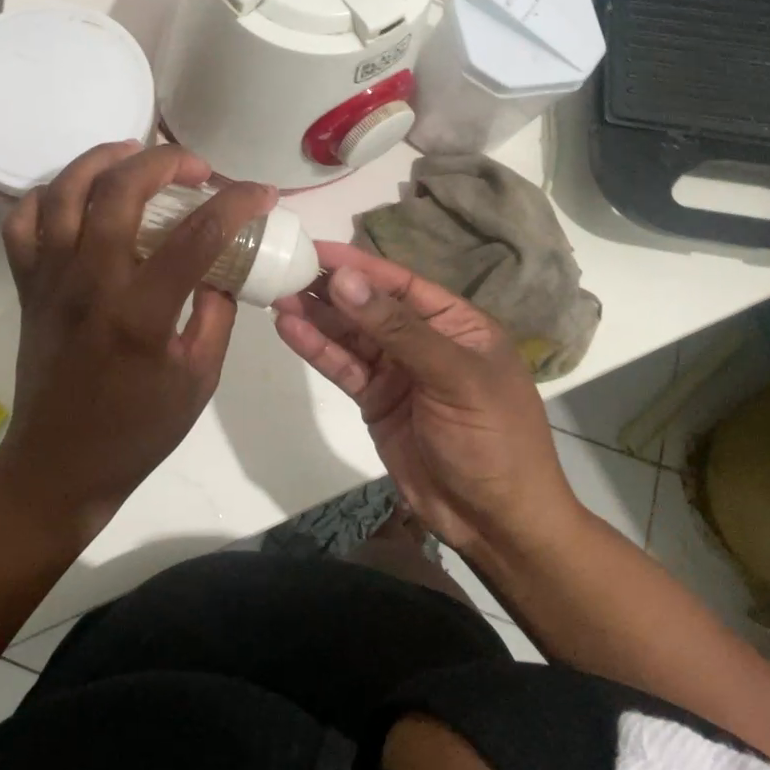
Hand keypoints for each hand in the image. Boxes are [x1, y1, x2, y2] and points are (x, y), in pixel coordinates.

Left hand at [0, 142, 275, 537]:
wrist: (60, 465)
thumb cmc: (136, 431)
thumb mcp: (198, 381)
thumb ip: (215, 317)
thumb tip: (221, 268)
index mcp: (140, 314)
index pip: (196, 236)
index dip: (236, 203)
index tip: (261, 192)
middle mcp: (90, 284)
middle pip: (119, 191)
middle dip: (165, 161)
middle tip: (196, 167)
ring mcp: (50, 281)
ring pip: (64, 192)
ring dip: (101, 160)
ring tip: (135, 154)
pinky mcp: (26, 287)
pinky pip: (22, 224)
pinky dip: (46, 196)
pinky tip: (76, 195)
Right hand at [273, 244, 582, 554]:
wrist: (495, 522)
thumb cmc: (492, 440)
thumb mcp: (452, 377)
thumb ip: (396, 328)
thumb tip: (344, 280)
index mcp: (457, 324)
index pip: (400, 284)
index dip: (357, 266)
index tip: (312, 248)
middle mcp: (425, 341)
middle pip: (368, 306)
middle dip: (328, 289)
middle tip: (281, 269)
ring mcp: (398, 372)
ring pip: (349, 336)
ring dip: (315, 317)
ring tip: (274, 295)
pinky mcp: (376, 401)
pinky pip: (342, 368)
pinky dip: (317, 350)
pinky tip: (289, 330)